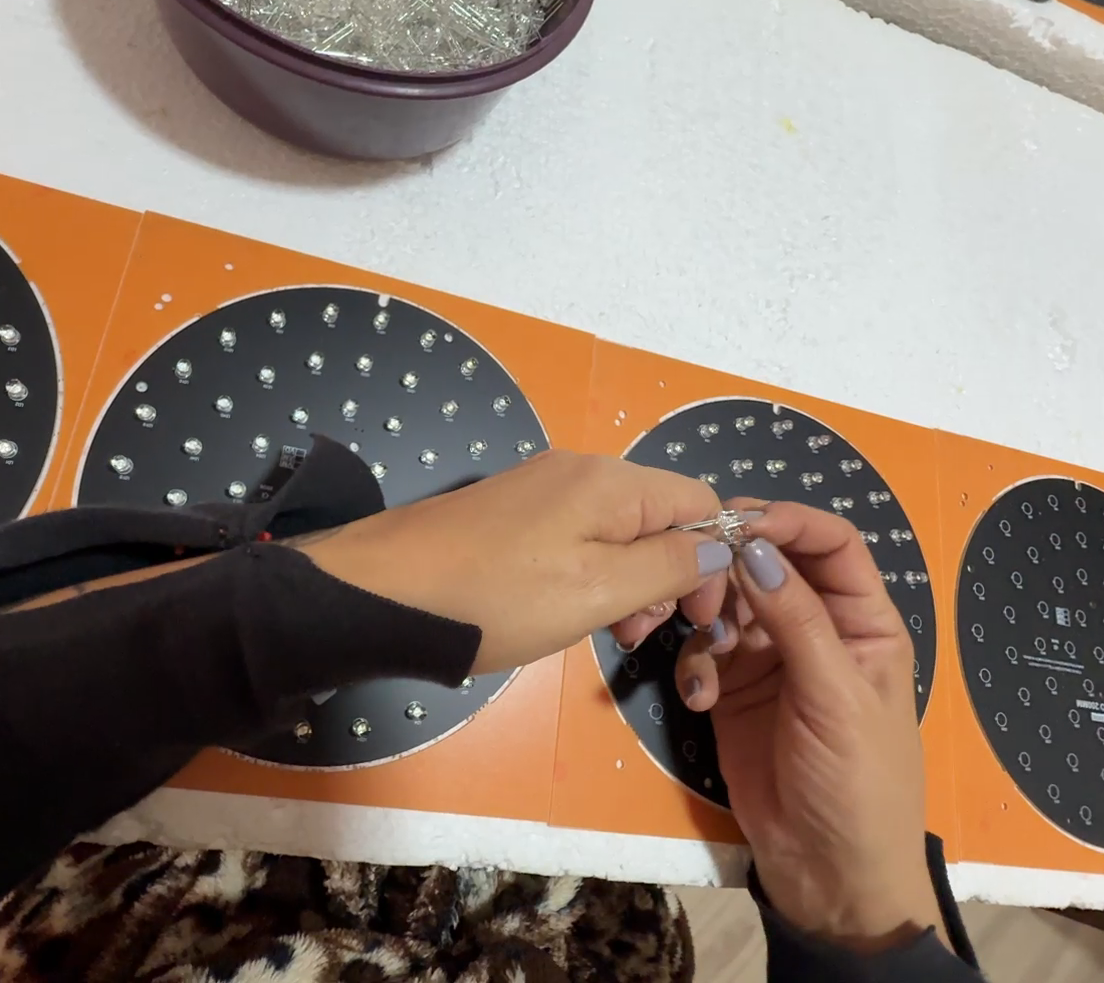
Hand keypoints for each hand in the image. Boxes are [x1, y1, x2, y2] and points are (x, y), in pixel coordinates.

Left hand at [294, 451, 730, 673]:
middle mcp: (579, 470)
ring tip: (603, 631)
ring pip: (615, 531)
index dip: (713, 559)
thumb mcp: (597, 589)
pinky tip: (563, 610)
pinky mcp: (510, 512)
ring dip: (626, 581)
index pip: (699, 501)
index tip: (694, 618)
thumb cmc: (497, 597)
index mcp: (610, 480)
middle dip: (665, 575)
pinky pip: (574, 537)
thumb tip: (721, 544)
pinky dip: (586, 574)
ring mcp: (539, 489)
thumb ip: (668, 565)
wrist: (381, 591)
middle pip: (657, 515)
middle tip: (635, 633)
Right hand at [672, 500, 944, 952]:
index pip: (832, 545)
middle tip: (695, 578)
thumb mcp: (835, 697)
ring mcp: (767, 655)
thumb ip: (795, 618)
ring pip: (725, 602)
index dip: (792, 522)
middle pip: (768, 565)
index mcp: (861, 621)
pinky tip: (699, 699)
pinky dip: (693, 666)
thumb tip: (754, 545)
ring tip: (706, 655)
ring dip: (707, 620)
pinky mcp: (729, 684)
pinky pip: (701, 650)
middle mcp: (812, 626)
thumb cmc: (858, 782)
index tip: (740, 520)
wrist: (825, 872)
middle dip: (731, 568)